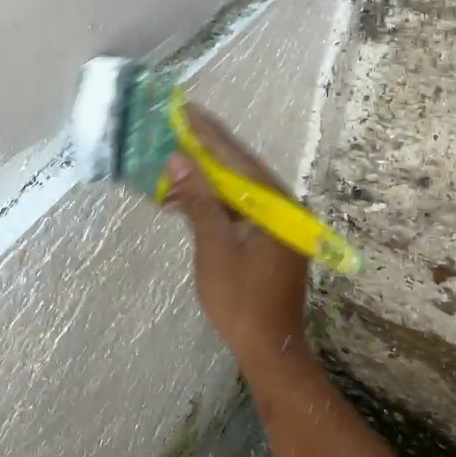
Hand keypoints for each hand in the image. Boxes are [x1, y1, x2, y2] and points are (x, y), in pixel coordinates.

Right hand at [159, 106, 310, 377]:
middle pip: (240, 167)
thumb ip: (199, 200)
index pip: (237, 159)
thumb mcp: (214, 247)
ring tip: (173, 153)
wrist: (269, 348)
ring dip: (205, 173)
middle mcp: (282, 208)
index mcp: (276, 207)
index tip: (185, 109)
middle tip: (178, 120)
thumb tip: (178, 160)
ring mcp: (276, 224)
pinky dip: (211, 198)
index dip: (208, 134)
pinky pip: (236, 206)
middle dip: (206, 146)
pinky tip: (183, 195)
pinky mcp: (267, 238)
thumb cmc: (240, 299)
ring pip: (237, 187)